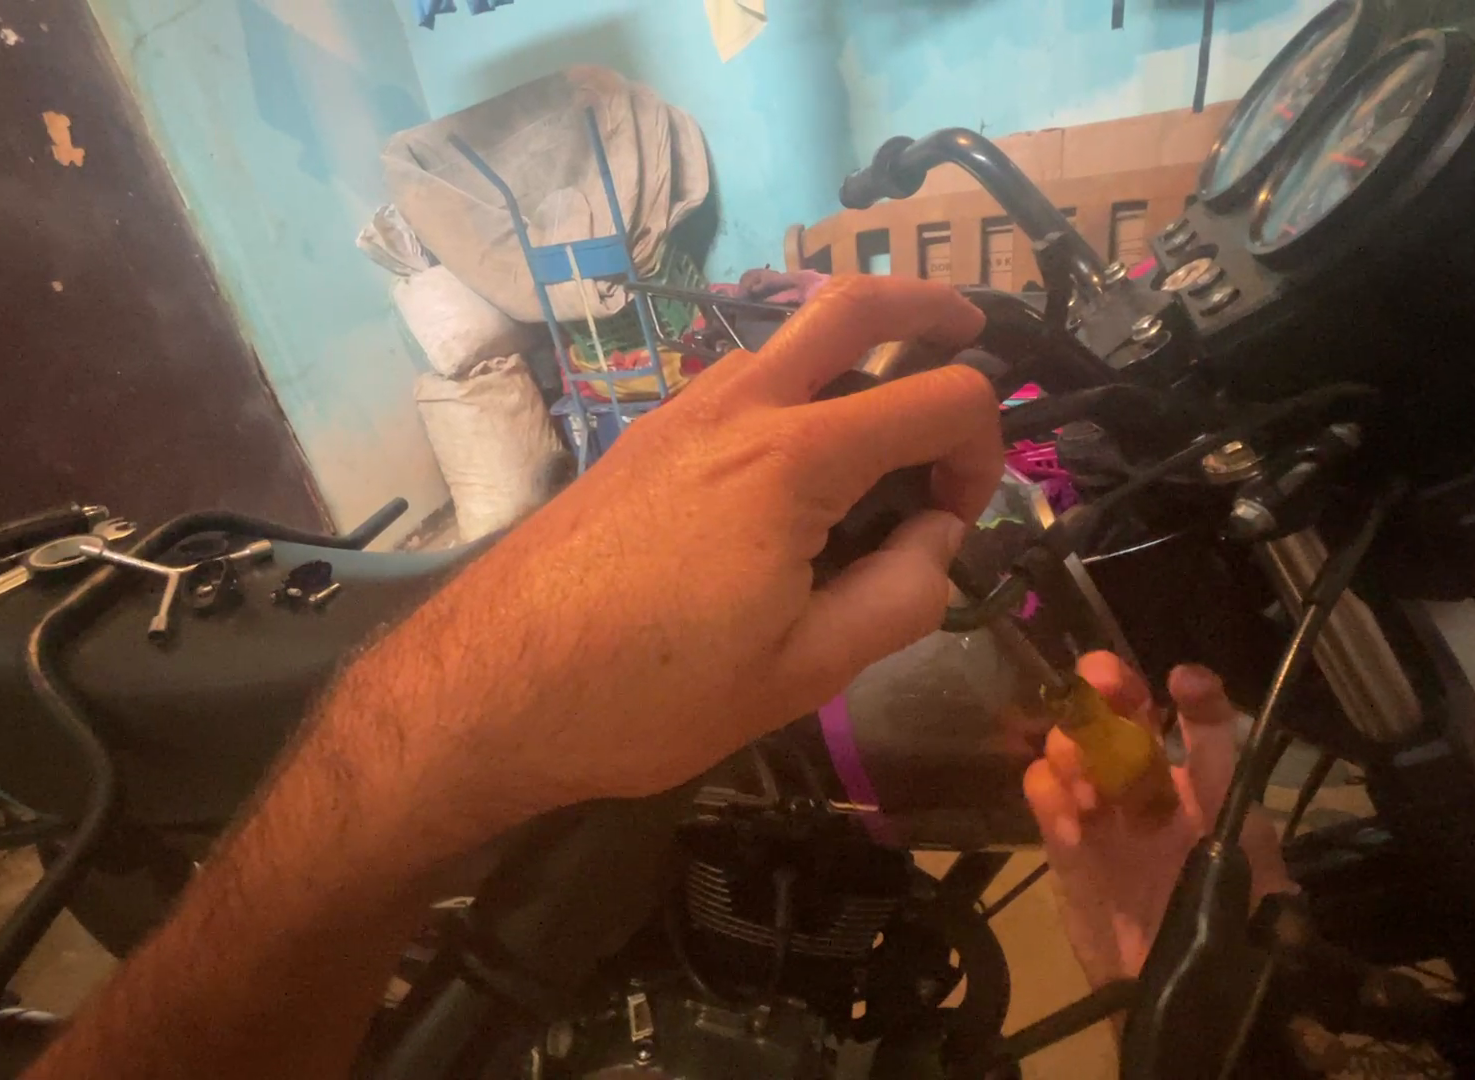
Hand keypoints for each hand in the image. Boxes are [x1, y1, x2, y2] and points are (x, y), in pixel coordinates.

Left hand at [426, 277, 1002, 811]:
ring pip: (789, 340)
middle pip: (854, 305)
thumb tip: (938, 536)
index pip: (941, 399)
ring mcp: (680, 412)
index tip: (956, 520)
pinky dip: (793, 392)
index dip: (982, 450)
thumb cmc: (652, 692)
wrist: (493, 685)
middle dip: (931, 309)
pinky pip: (739, 385)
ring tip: (882, 422)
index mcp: (794, 459)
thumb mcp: (805, 670)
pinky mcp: (644, 438)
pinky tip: (791, 464)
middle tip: (971, 333)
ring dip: (854, 354)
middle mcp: (738, 406)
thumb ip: (901, 595)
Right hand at [1025, 653, 1293, 987]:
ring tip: (1083, 766)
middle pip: (1118, 721)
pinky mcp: (1064, 844)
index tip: (1185, 680)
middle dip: (1106, 689)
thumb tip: (1198, 705)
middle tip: (1099, 676)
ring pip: (1073, 750)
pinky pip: (1045, 801)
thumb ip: (1223, 781)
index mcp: (1199, 787)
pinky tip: (1066, 808)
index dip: (1192, 698)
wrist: (1183, 999)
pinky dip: (1048, 794)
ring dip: (1073, 743)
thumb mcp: (1247, 850)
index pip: (1196, 727)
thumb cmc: (1234, 925)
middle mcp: (1146, 787)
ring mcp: (1100, 812)